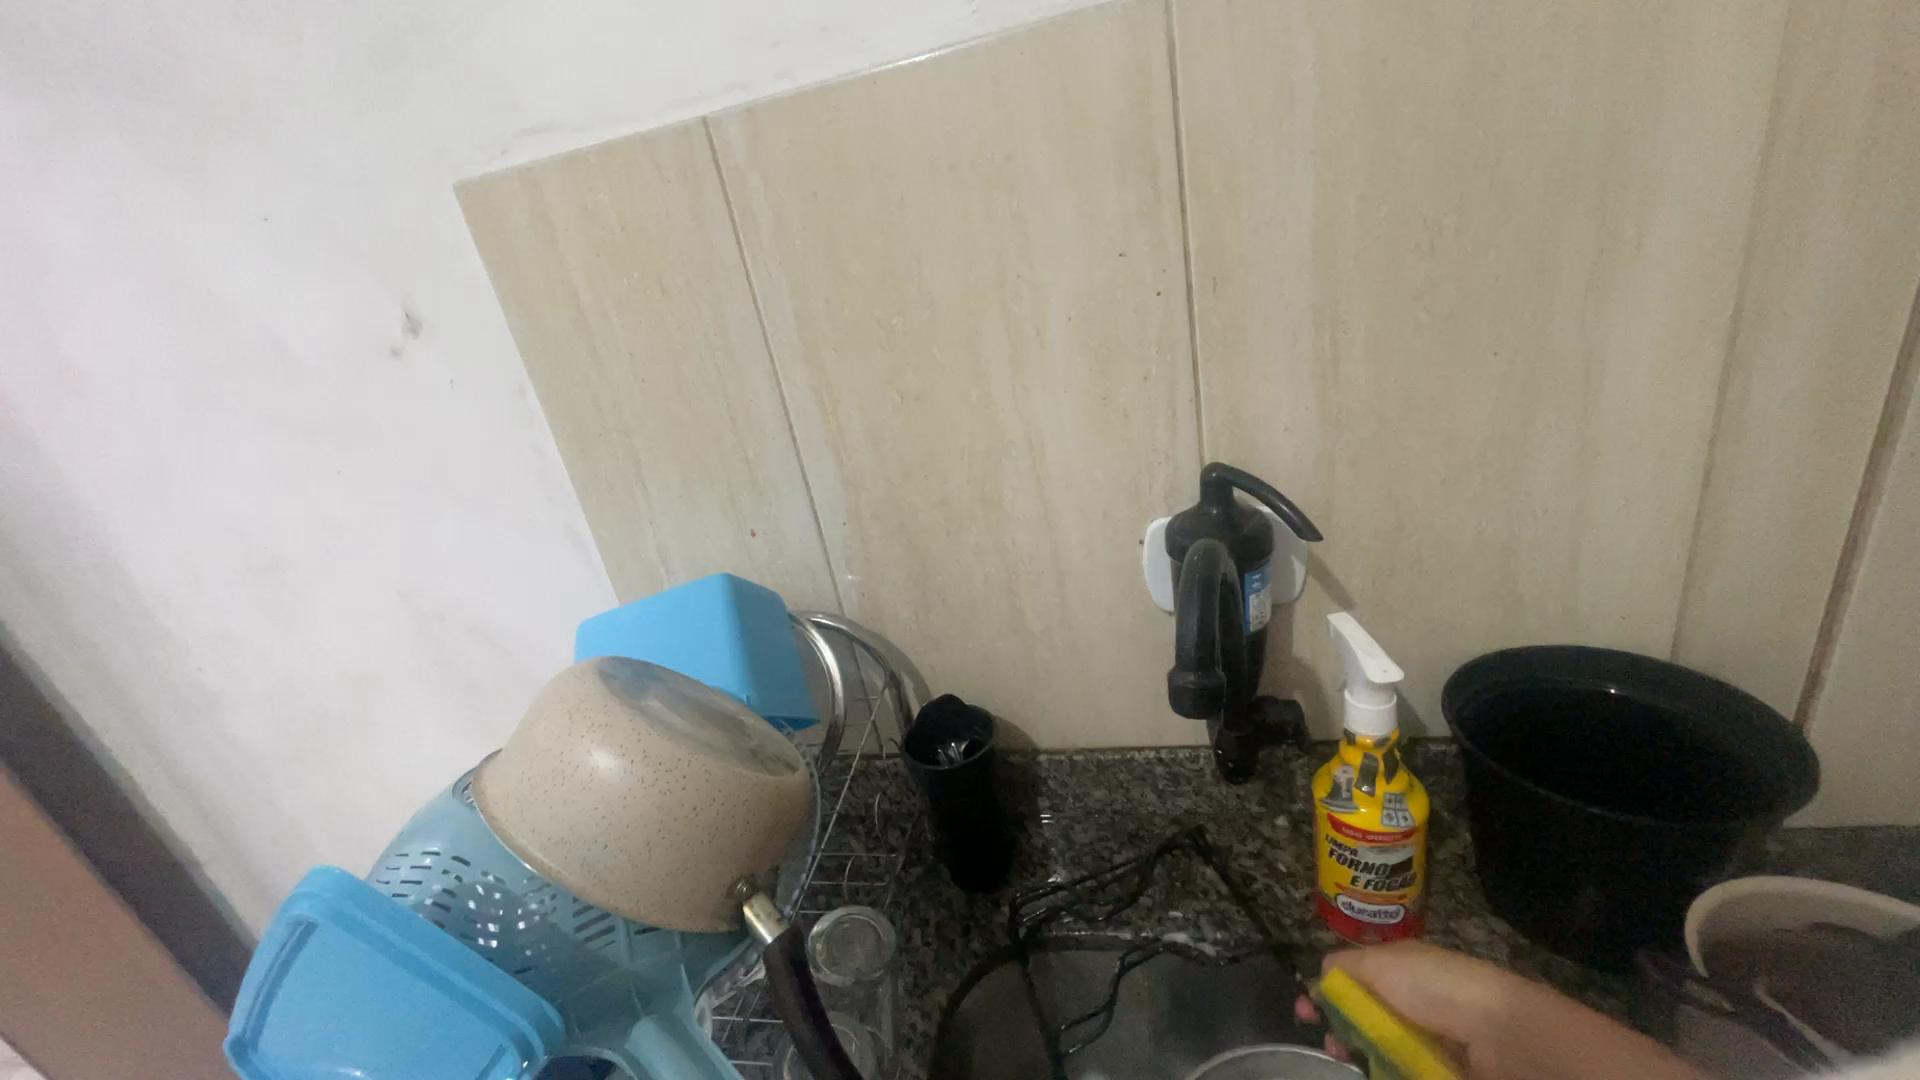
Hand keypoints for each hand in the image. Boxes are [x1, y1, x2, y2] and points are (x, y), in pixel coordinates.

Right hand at [1294, 942, 1705, 1079]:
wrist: (1508, 1039)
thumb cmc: (1436, 989)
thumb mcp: (1378, 964)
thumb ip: (1342, 970)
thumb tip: (1320, 982)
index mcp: (1399, 967)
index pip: (1353, 978)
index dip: (1326, 992)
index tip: (1306, 1013)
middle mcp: (1415, 1001)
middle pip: (1365, 1017)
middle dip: (1341, 1031)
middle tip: (1334, 1047)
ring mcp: (1433, 1042)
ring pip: (1384, 1050)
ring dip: (1365, 1058)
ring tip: (1356, 1065)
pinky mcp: (1447, 1075)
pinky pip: (1408, 1073)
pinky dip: (1390, 1073)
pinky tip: (1379, 1075)